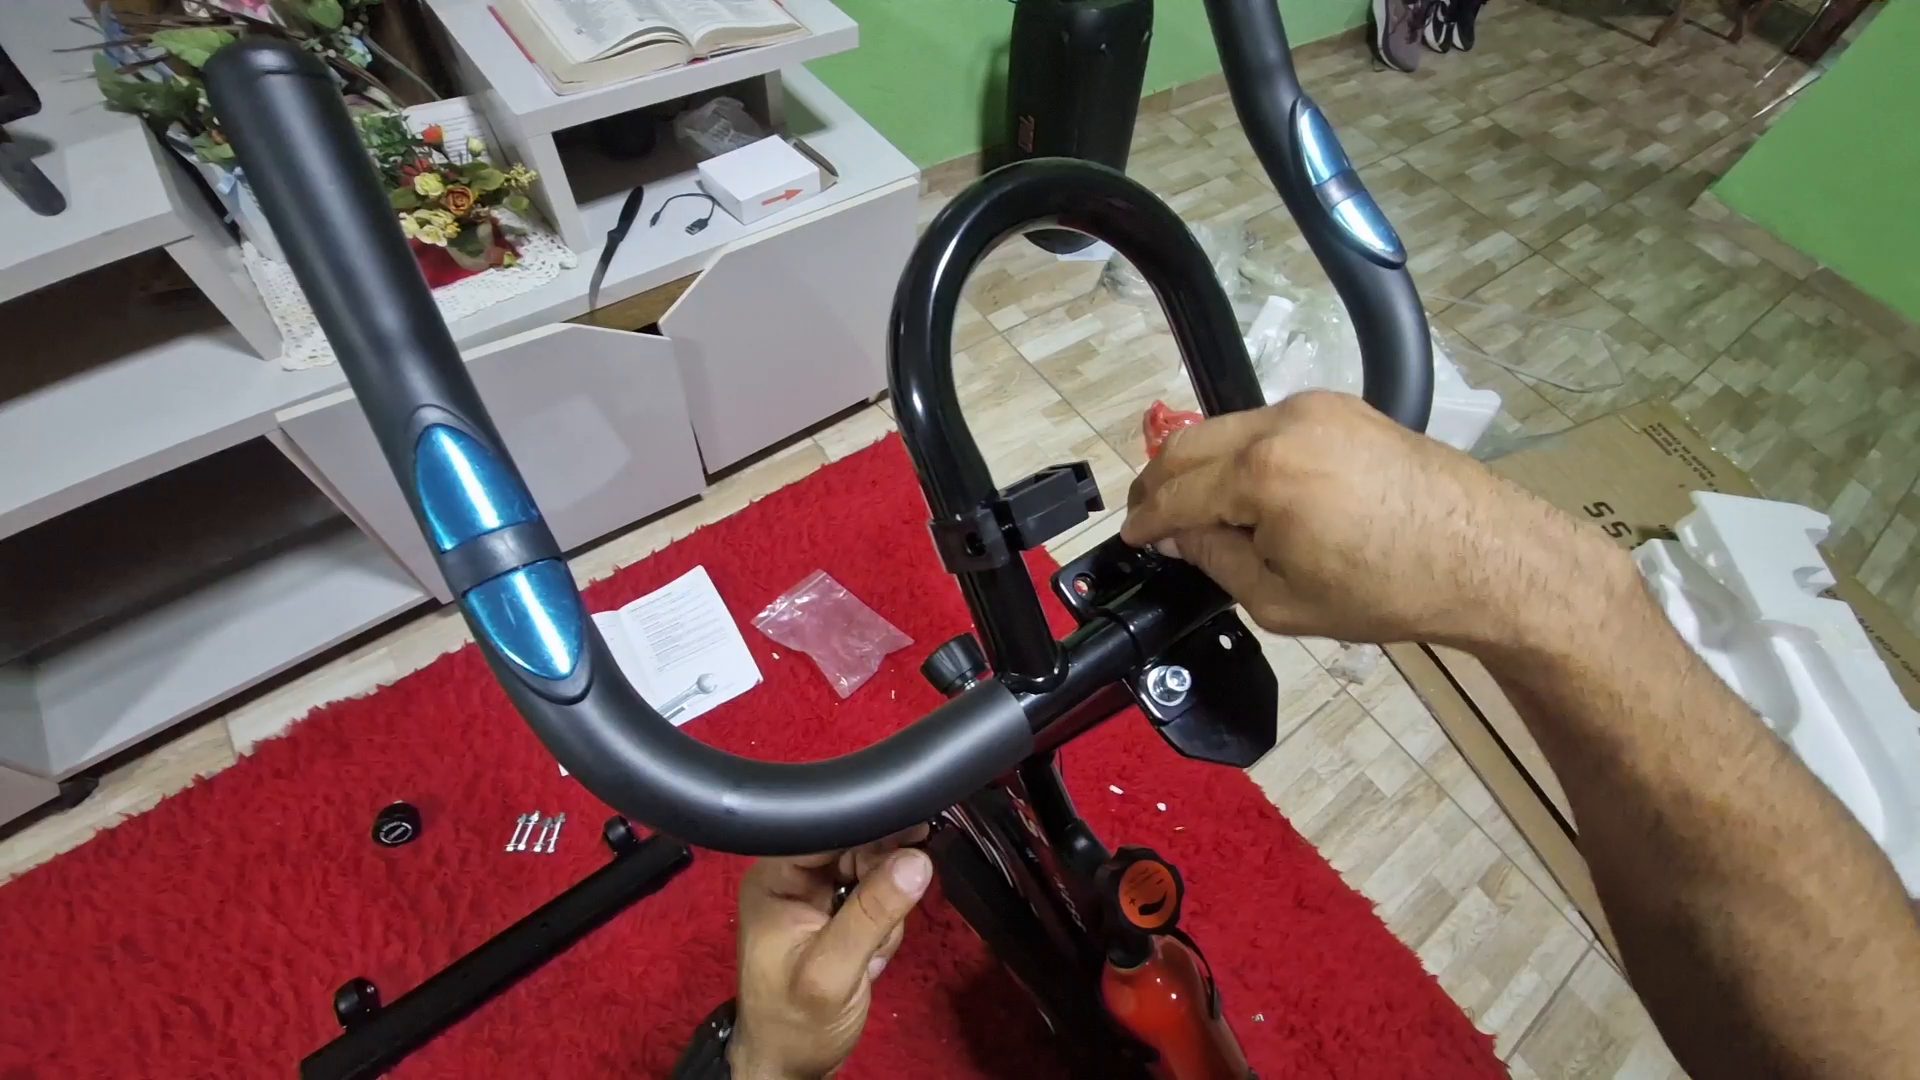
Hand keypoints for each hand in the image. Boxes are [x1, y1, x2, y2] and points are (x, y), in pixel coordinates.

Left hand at [728, 829, 933, 1079]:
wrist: (790, 1069)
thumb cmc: (794, 1026)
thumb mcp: (831, 974)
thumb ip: (871, 915)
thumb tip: (917, 860)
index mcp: (776, 875)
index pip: (826, 827)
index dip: (869, 824)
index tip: (913, 829)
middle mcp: (796, 873)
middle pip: (856, 840)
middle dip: (883, 873)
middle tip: (893, 909)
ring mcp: (819, 891)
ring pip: (874, 863)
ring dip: (888, 902)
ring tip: (875, 949)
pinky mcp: (840, 909)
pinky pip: (879, 890)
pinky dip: (889, 917)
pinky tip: (875, 952)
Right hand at [1120, 391, 1633, 652]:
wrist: (1491, 558)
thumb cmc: (1386, 592)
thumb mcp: (1280, 600)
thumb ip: (1214, 559)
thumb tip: (1176, 536)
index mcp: (1263, 474)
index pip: (1175, 493)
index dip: (1144, 521)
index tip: (1130, 539)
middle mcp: (1281, 423)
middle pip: (1185, 444)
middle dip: (1156, 484)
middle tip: (1147, 519)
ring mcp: (1312, 407)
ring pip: (1220, 429)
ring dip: (1195, 467)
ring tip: (1193, 509)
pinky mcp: (1338, 406)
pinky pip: (1260, 425)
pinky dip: (1235, 455)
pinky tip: (1244, 489)